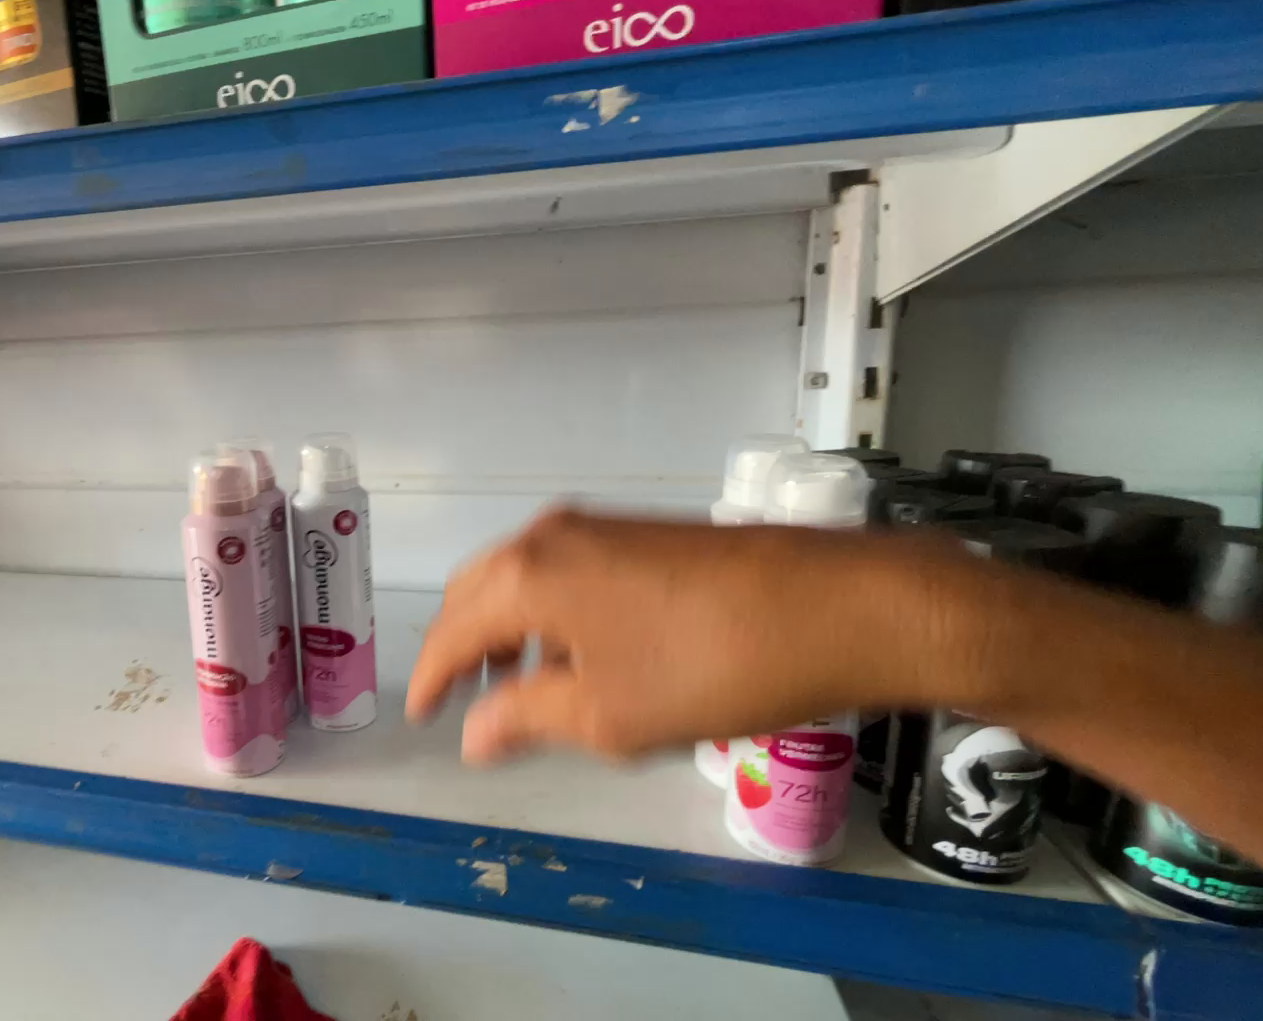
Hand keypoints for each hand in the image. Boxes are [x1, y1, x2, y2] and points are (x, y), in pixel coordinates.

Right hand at [405, 508, 983, 763]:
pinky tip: (578, 650)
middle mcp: (546, 536)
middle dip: (463, 647)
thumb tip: (474, 736)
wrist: (839, 606)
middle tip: (468, 698)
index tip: (423, 715)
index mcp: (526, 576)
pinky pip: (560, 568)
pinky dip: (546, 609)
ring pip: (518, 576)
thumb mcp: (608, 714)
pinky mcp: (634, 529)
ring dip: (506, 627)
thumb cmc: (710, 669)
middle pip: (476, 592)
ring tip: (522, 682)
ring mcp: (593, 524)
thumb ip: (526, 719)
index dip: (431, 679)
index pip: (451, 631)